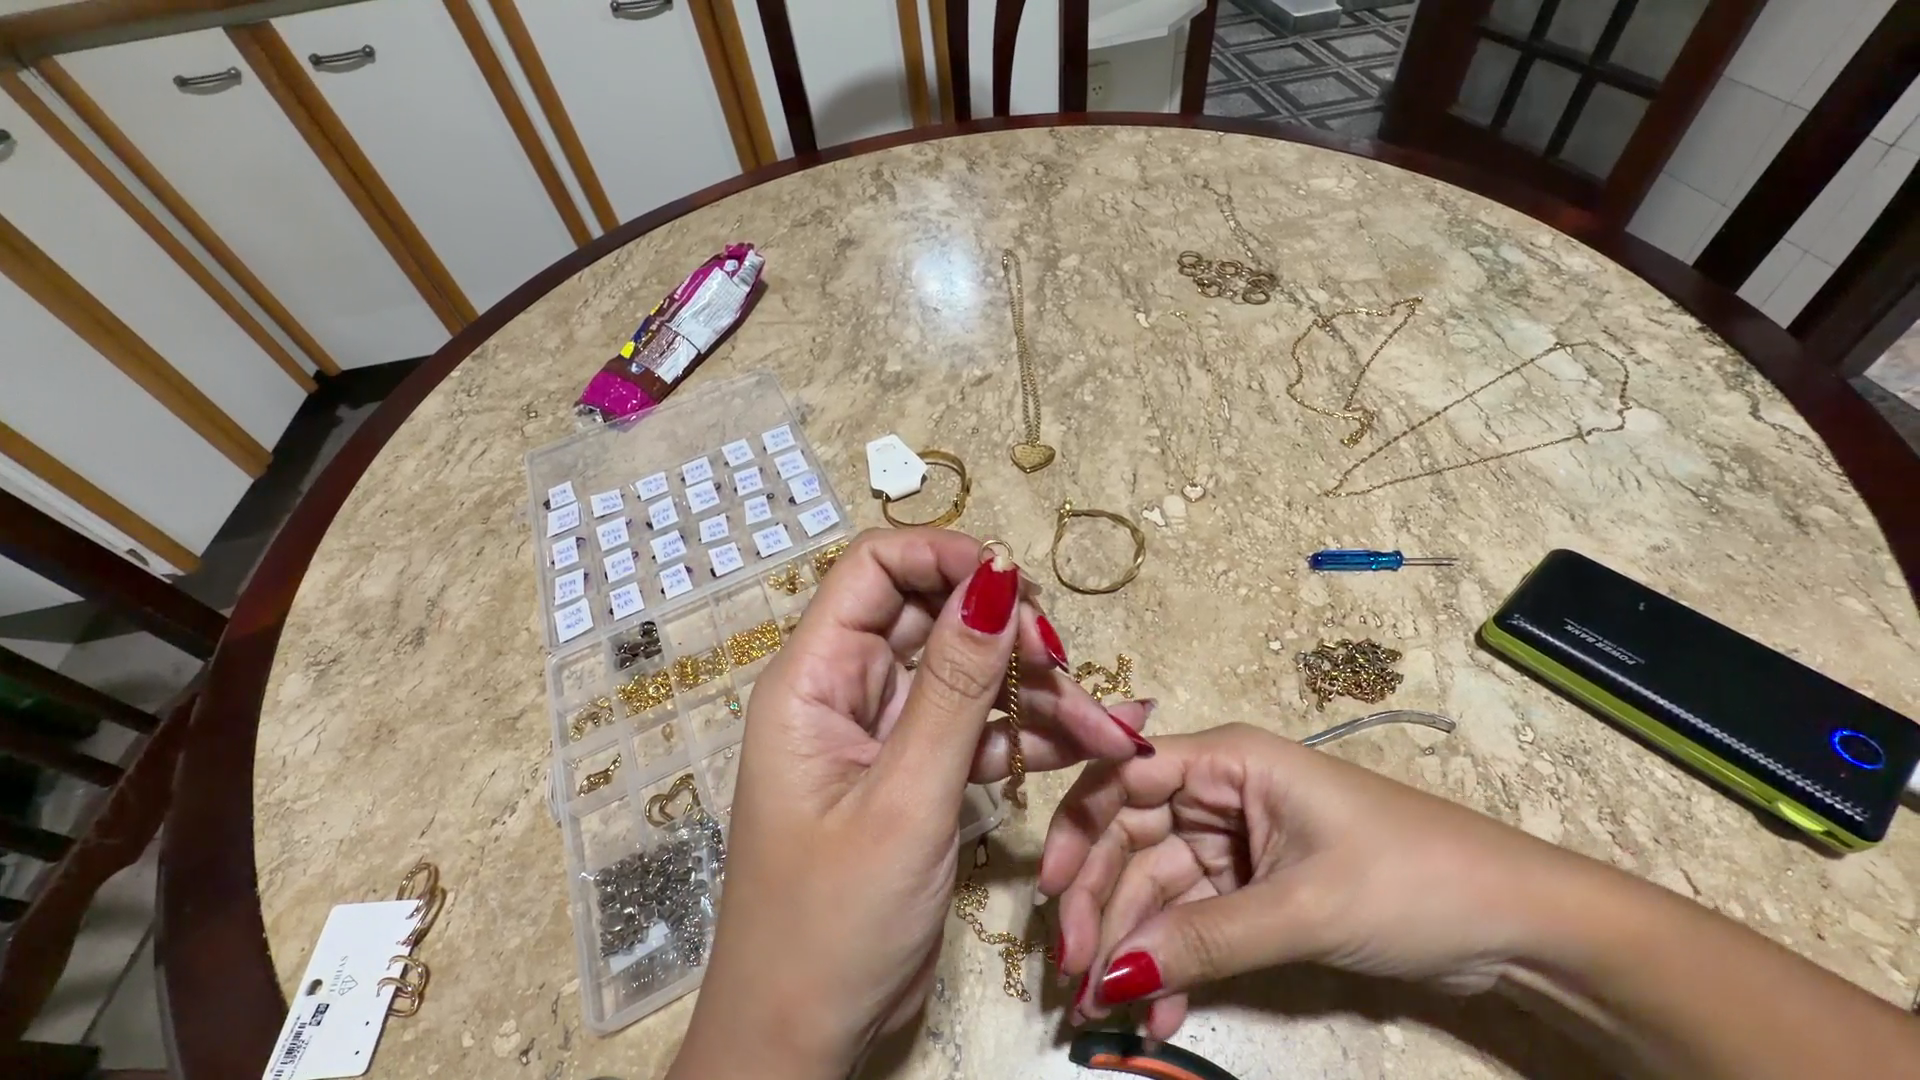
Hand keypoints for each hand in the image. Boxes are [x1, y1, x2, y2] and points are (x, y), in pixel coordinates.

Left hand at [669, 529, 1152, 1079]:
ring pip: (966, 676)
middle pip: (933, 617)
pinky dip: (1026, 738)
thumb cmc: (833, 922)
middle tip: (1064, 664)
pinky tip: (1081, 750)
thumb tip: (996, 574)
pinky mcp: (914, 774)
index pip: (876, 569)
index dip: (946, 557)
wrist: (805, 1035)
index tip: (1019, 584)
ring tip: (1100, 726)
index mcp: (814, 678)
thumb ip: (957, 685)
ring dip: (1032, 692)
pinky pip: (976, 731)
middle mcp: (845, 690)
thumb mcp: (906, 797)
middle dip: (1005, 632)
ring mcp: (882, 733)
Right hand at [1039, 723, 1582, 1039]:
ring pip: (1157, 889)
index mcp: (1229, 762)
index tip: (1048, 890)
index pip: (1124, 776)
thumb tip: (1111, 979)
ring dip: (1133, 948)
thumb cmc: (1412, 880)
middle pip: (1130, 839)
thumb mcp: (1304, 908)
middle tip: (1074, 975)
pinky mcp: (1254, 890)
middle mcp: (1220, 794)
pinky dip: (1176, 966)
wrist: (1521, 928)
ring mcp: (1235, 844)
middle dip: (1099, 904)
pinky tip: (1160, 1011)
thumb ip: (1205, 941)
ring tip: (1108, 1010)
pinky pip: (1194, 923)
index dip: (1077, 826)